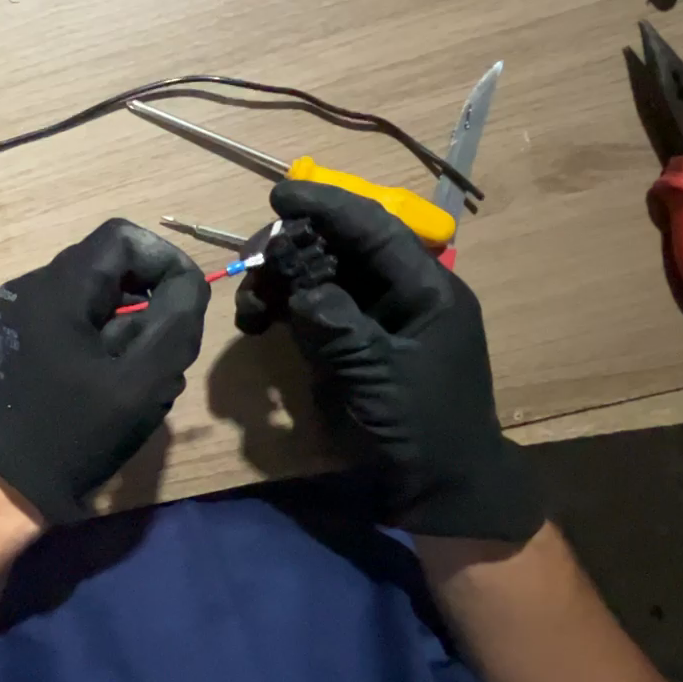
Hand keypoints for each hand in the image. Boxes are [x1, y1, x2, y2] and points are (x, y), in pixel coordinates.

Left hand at [0, 219, 209, 522]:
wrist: (10, 484)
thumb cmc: (78, 434)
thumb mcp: (144, 381)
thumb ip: (176, 321)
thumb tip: (187, 282)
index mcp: (54, 290)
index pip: (120, 237)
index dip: (164, 260)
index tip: (187, 302)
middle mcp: (28, 289)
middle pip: (105, 266)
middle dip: (147, 300)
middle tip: (165, 349)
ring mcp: (16, 314)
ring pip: (90, 295)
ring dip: (125, 324)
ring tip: (137, 374)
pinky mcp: (14, 338)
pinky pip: (69, 318)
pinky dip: (99, 337)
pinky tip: (108, 380)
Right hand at [234, 182, 542, 543]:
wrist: (432, 484)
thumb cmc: (420, 425)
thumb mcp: (379, 373)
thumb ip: (337, 325)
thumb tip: (298, 289)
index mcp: (423, 288)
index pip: (372, 229)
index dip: (326, 207)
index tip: (279, 197)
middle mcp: (395, 294)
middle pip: (338, 247)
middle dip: (290, 248)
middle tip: (250, 261)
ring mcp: (368, 319)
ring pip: (316, 276)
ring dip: (278, 281)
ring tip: (249, 307)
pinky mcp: (345, 343)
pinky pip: (306, 309)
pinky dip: (279, 309)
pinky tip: (256, 324)